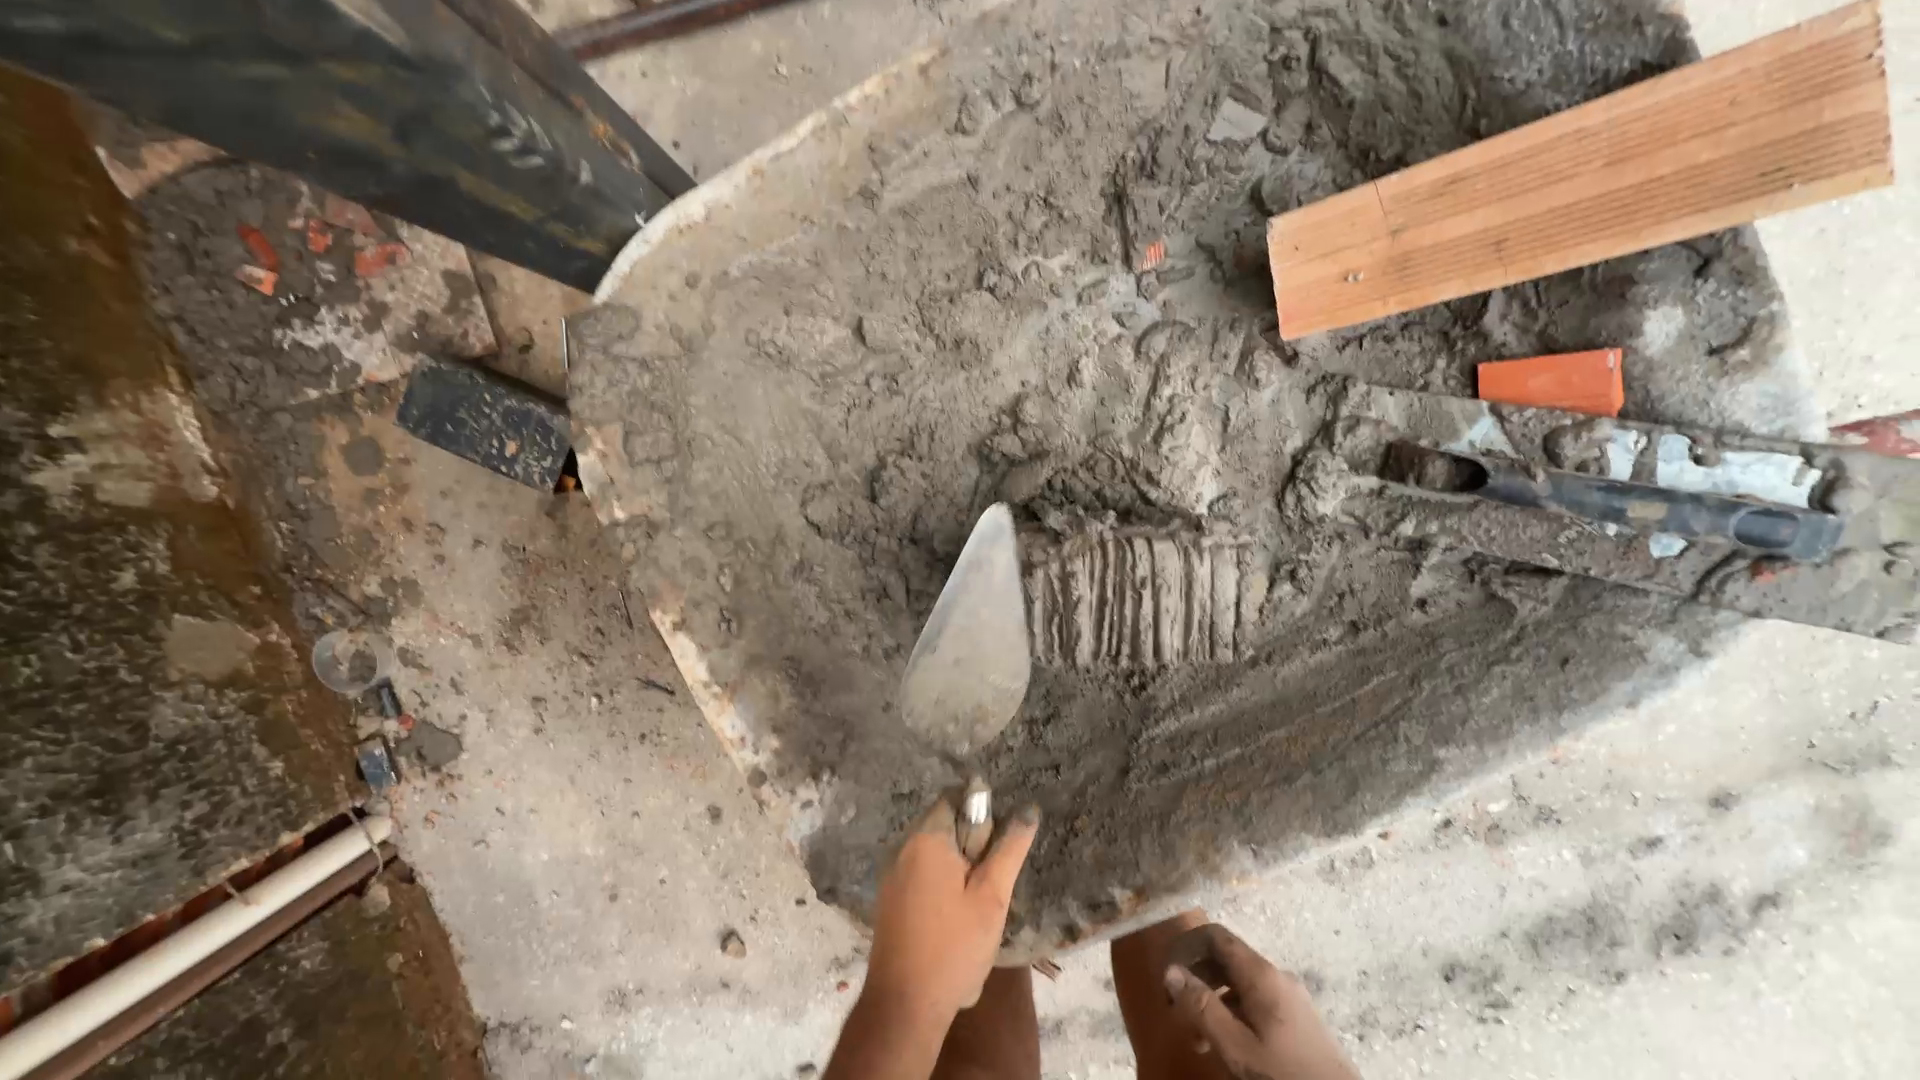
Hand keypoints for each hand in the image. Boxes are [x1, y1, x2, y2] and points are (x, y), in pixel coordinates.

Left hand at [864, 796, 1039, 1021]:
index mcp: (926, 839)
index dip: (982, 813)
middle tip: (992, 881)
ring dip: (957, 867)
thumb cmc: (953, 947)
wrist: (903, 1005)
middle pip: (943, 825)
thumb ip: (1009, 850)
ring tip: (977, 903)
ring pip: (933, 853)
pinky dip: (940, 884)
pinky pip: (920, 875)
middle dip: (971, 844)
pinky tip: (954, 918)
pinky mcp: (888, 900)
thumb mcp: (992, 897)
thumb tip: (1029, 810)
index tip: (1000, 843)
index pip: (954, 799)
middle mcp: (903, 848)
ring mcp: (891, 875)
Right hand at [1163, 924, 1359, 1079]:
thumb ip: (1202, 1007)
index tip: (1165, 976)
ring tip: (1197, 1039)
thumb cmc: (1284, 1074)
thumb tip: (1170, 972)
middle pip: (1224, 958)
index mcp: (1261, 973)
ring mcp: (1289, 996)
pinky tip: (1226, 1046)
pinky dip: (1231, 1014)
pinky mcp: (1296, 1018)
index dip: (1184, 947)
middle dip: (1194, 979)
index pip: (1214, 935)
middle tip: (1174, 1011)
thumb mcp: (1235, 1046)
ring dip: (1211, 1002)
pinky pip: (1254, 1002)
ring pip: (1238, 984)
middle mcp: (1275, 975)